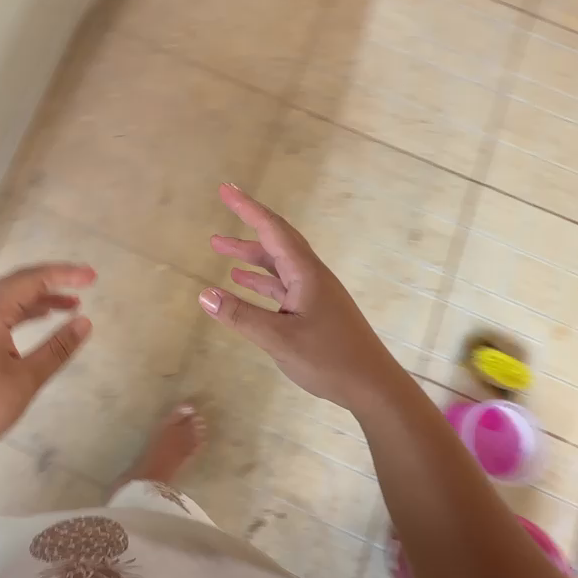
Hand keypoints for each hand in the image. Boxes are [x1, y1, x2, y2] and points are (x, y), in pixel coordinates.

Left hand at [0, 263, 95, 466]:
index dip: (64, 275)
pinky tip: (40, 319)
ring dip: (39, 298)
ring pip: (8, 298)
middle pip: (19, 282)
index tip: (92, 276)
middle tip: (85, 283)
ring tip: (71, 305)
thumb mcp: (26, 379)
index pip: (32, 280)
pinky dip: (22, 312)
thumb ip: (57, 348)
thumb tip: (85, 322)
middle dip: (53, 280)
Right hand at [200, 183, 402, 412]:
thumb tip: (203, 294)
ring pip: (277, 263)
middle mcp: (311, 276)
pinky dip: (260, 278)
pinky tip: (241, 282)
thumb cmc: (330, 360)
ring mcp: (314, 293)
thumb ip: (241, 316)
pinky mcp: (314, 310)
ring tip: (219, 247)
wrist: (374, 387)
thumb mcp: (279, 339)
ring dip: (249, 254)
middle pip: (276, 240)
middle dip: (248, 223)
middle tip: (223, 204)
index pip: (272, 230)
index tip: (226, 189)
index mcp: (306, 273)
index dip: (248, 208)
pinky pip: (281, 284)